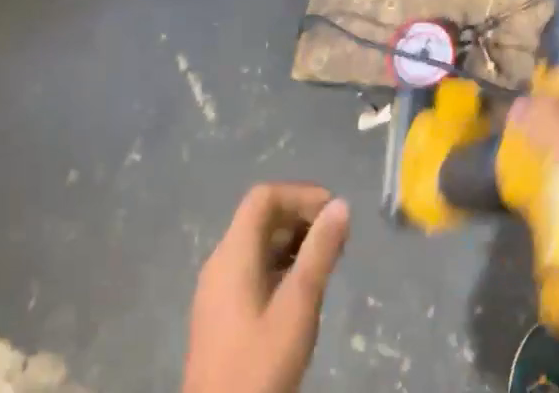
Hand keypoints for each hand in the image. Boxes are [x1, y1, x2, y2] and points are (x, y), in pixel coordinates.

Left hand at [185, 183, 350, 392]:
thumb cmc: (261, 364)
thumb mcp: (299, 304)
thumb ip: (320, 251)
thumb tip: (340, 206)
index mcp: (233, 256)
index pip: (264, 197)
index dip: (302, 195)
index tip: (334, 215)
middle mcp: (220, 264)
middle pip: (260, 217)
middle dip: (302, 216)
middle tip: (338, 240)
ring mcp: (218, 289)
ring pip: (258, 243)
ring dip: (295, 240)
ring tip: (328, 262)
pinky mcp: (222, 311)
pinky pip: (253, 267)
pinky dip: (282, 263)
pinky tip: (304, 288)